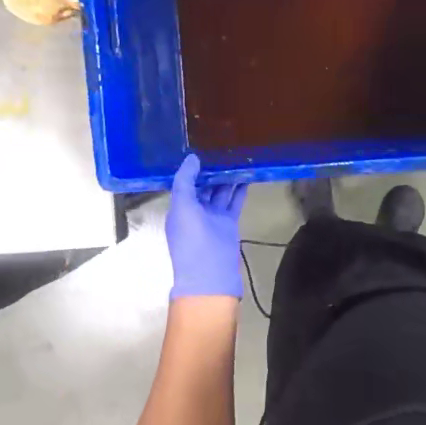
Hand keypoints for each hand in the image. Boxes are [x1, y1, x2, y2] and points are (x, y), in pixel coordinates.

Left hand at [166, 154, 247, 299]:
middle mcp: (195, 211)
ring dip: (227, 177)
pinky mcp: (229, 223)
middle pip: (203, 186)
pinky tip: (246, 176)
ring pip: (220, 192)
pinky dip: (239, 190)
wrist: (210, 276)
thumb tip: (192, 159)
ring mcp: (213, 218)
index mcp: (179, 208)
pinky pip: (234, 202)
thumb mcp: (182, 208)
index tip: (202, 148)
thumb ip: (185, 182)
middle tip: (223, 149)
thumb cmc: (192, 242)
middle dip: (211, 170)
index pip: (185, 182)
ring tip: (237, 157)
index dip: (192, 167)